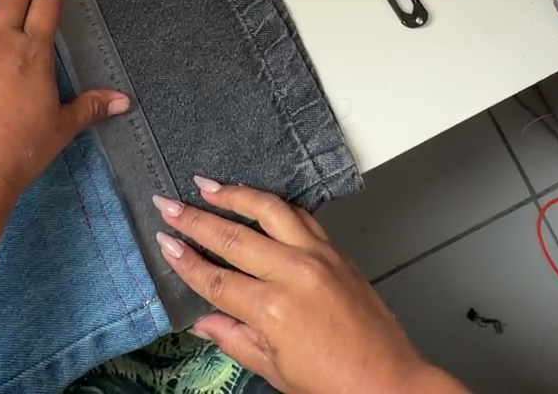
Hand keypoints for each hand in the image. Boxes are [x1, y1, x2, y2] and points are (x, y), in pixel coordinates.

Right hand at [152, 180, 468, 393]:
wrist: (392, 383)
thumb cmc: (336, 387)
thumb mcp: (277, 373)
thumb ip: (235, 338)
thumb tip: (201, 320)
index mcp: (274, 310)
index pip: (217, 280)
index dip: (187, 260)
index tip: (165, 242)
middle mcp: (293, 273)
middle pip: (233, 237)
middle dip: (194, 219)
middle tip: (167, 202)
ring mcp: (316, 254)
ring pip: (266, 208)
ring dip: (233, 193)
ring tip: (206, 184)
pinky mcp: (334, 248)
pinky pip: (297, 213)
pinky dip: (272, 202)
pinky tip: (254, 196)